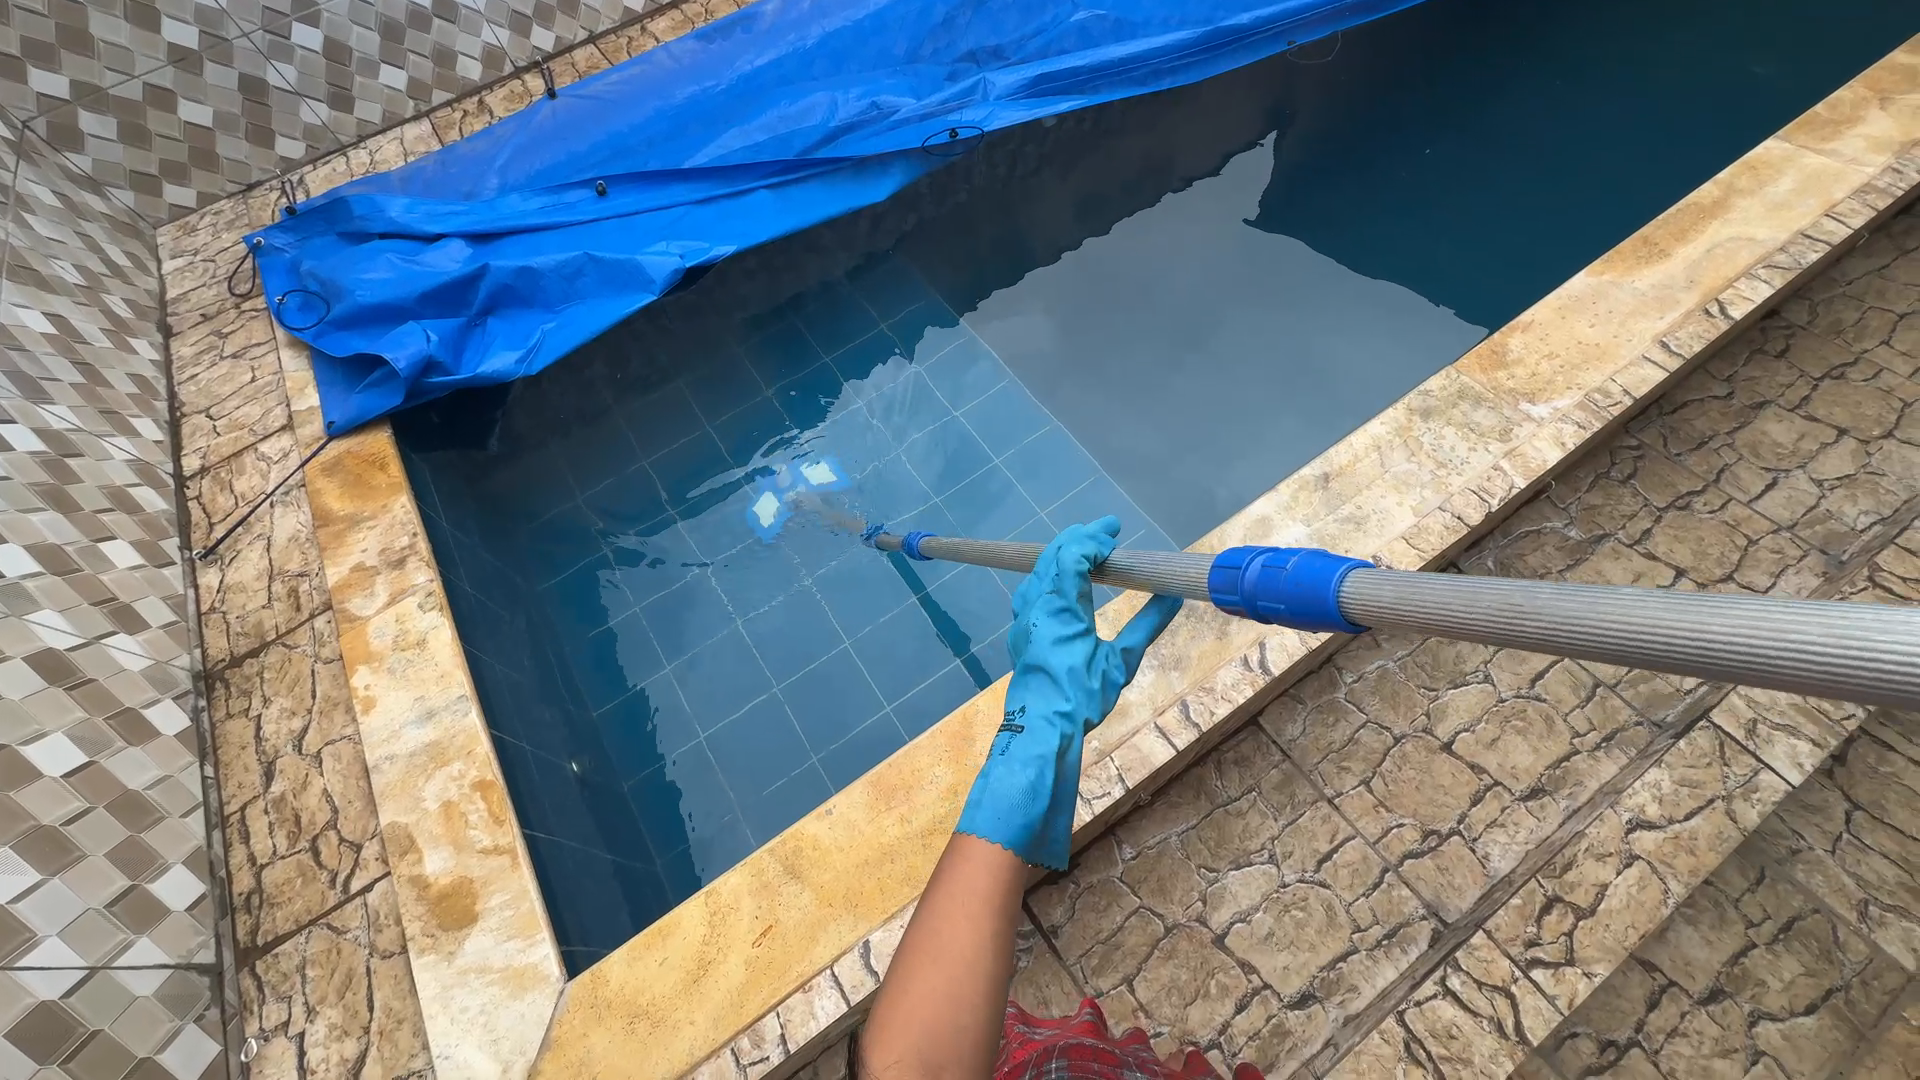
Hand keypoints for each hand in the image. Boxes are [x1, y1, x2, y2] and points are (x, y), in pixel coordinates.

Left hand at [954, 516, 1182, 868]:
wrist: (1039, 728)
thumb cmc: (1080, 696)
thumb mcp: (1120, 661)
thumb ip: (1146, 625)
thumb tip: (1172, 596)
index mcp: (1060, 604)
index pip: (1073, 554)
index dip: (1093, 538)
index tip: (1115, 530)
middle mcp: (1037, 603)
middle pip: (1053, 555)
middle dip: (1079, 539)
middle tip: (1105, 532)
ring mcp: (1024, 617)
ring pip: (1039, 571)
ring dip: (1062, 555)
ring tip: (1086, 550)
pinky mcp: (1021, 631)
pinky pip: (1033, 589)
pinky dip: (1050, 575)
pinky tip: (1063, 584)